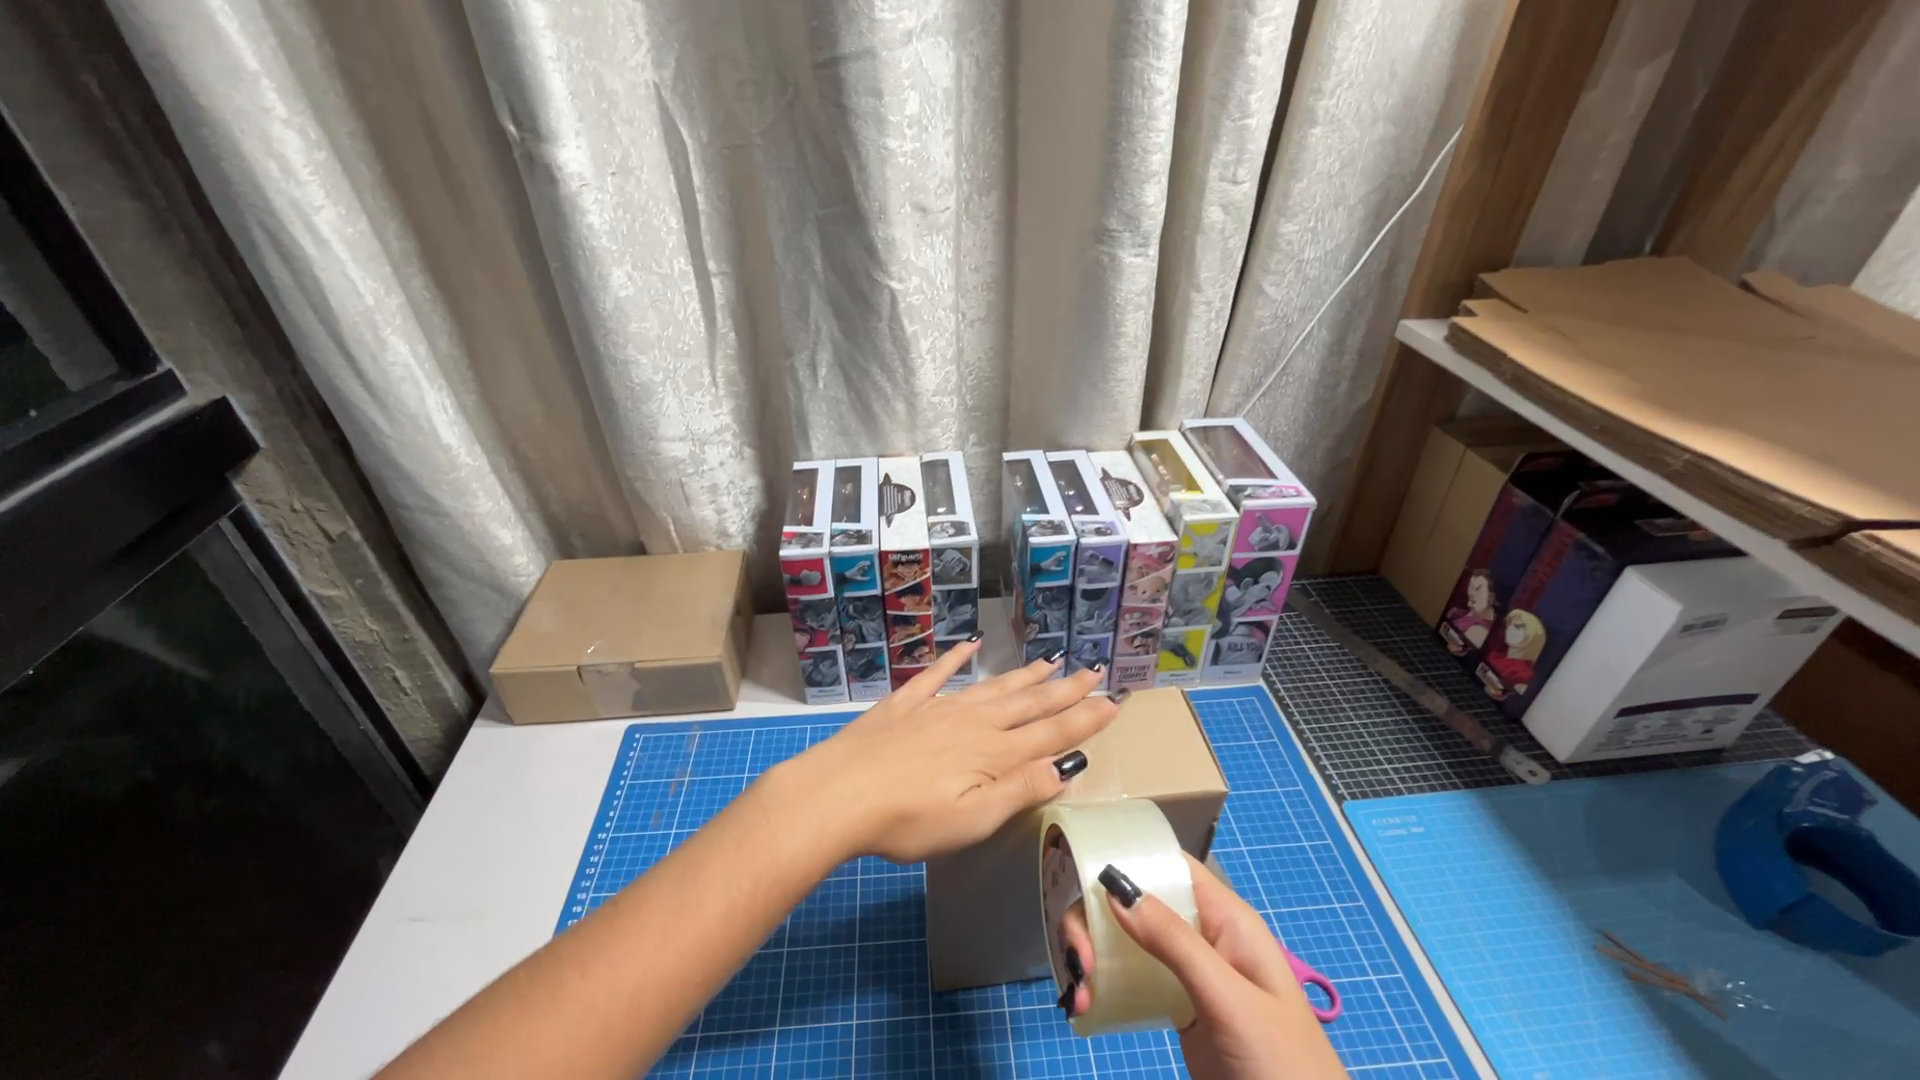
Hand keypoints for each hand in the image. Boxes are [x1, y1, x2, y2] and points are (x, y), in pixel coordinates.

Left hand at [769, 638, 1118, 863]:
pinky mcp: (903, 705)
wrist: (837, 795)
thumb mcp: (973, 819)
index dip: (1085, 719)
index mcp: (994, 754)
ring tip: (1050, 660)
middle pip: (1028, 704)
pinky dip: (955, 659)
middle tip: (1094, 671)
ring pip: (992, 687)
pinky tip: (969, 646)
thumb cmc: (907, 820)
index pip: (1051, 734)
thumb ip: (1020, 790)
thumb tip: (1066, 767)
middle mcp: (973, 723)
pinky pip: (936, 675)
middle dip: (1065, 690)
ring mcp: (937, 709)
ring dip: (1024, 675)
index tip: (1114, 700)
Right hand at [1057, 854, 1346, 1079]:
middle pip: (1136, 903)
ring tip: (1079, 994)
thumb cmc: (1280, 1061)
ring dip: (1093, 955)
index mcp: (1226, 918)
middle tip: (1078, 960)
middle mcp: (1203, 935)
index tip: (1077, 872)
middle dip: (1096, 921)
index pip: (1168, 865)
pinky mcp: (1175, 1007)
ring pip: (1127, 940)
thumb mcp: (1228, 998)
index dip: (1125, 858)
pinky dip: (1103, 985)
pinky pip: (1130, 978)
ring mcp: (1188, 972)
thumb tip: (1115, 885)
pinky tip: (1086, 1004)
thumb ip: (1175, 943)